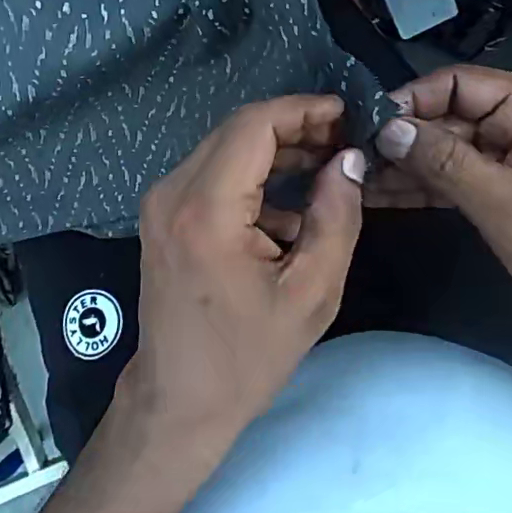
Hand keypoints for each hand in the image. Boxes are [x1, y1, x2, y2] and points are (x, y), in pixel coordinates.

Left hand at [121, 95, 366, 459]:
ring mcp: (162, 203)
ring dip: (279, 149)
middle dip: (297, 126)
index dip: (304, 110)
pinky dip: (257, 174)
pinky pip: (216, 173)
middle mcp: (173, 193)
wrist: (179, 401)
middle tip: (346, 140)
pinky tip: (294, 203)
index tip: (347, 115)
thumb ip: (337, 217)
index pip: (255, 126)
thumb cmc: (249, 355)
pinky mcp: (165, 215)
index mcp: (206, 211)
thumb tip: (349, 159)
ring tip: (329, 163)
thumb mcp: (312, 291)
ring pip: (228, 147)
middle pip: (239, 130)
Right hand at [373, 65, 511, 347]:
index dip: (410, 101)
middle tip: (348, 159)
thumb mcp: (508, 205)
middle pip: (451, 116)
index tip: (362, 127)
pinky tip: (385, 195)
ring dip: (408, 165)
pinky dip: (429, 187)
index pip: (459, 83)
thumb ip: (446, 162)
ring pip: (451, 150)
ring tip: (356, 180)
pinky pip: (462, 178)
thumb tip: (389, 127)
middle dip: (403, 138)